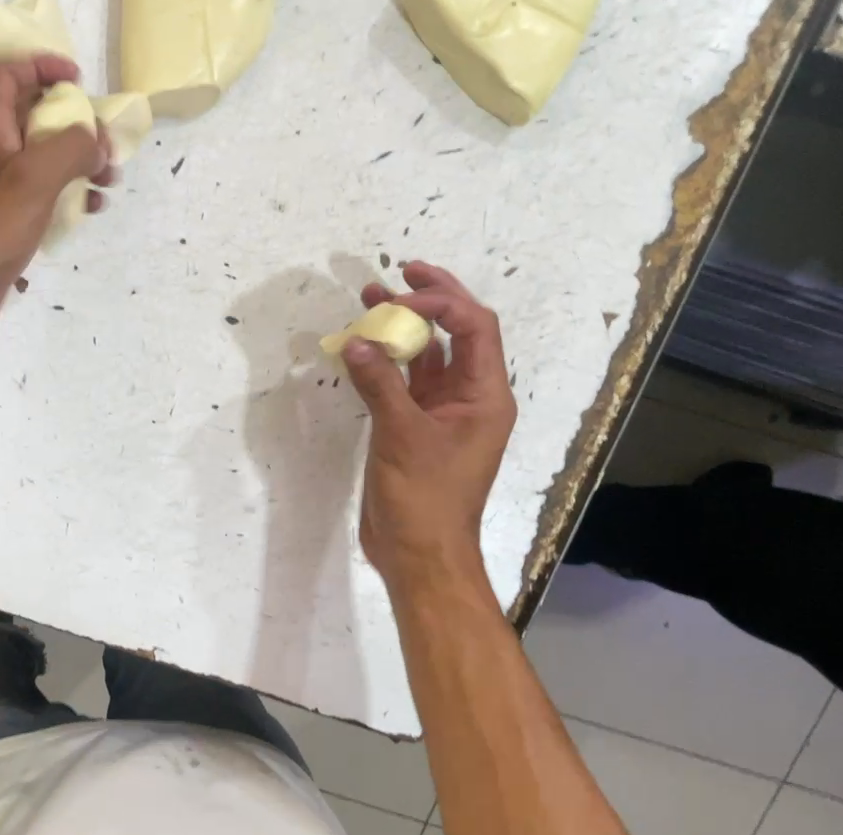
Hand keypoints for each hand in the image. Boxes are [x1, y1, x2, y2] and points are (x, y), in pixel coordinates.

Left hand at [0, 55, 112, 321]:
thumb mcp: (34, 177)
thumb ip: (72, 147)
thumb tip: (97, 142)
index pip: (10, 73)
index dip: (43, 66)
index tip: (78, 81)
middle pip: (34, 118)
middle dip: (76, 126)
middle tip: (107, 147)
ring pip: (41, 161)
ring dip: (77, 164)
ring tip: (108, 183)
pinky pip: (37, 197)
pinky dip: (64, 197)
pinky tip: (89, 211)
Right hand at [339, 262, 516, 593]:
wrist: (419, 553)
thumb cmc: (425, 497)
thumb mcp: (402, 436)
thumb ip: (380, 384)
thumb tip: (356, 341)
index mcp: (485, 395)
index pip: (472, 328)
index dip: (440, 302)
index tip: (399, 294)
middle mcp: (469, 398)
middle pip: (456, 335)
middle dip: (429, 301)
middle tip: (396, 272)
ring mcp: (441, 416)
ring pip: (426, 359)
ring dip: (403, 331)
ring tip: (370, 303)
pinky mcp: (413, 432)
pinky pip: (403, 386)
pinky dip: (384, 366)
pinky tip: (362, 352)